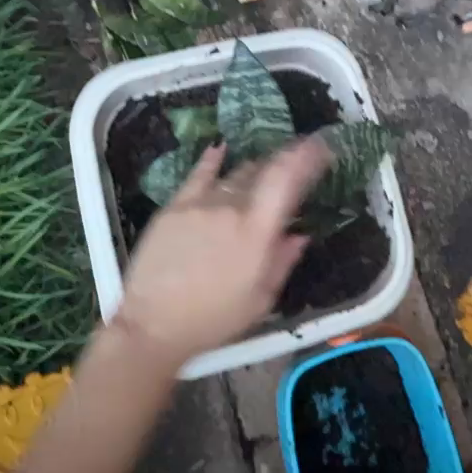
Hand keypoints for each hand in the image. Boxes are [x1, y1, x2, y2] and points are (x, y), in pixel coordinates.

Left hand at [113, 137, 329, 365]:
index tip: (318, 147)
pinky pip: (198, 175)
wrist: (152, 325)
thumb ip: (282, 262)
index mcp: (257, 233)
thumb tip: (299, 235)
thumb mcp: (260, 300)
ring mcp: (200, 205)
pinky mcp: (174, 207)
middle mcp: (231, 209)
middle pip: (262, 173)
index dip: (305, 158)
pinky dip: (212, 160)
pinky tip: (220, 149)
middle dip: (282, 163)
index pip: (286, 181)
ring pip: (233, 176)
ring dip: (252, 170)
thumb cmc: (213, 320)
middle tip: (293, 162)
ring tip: (261, 167)